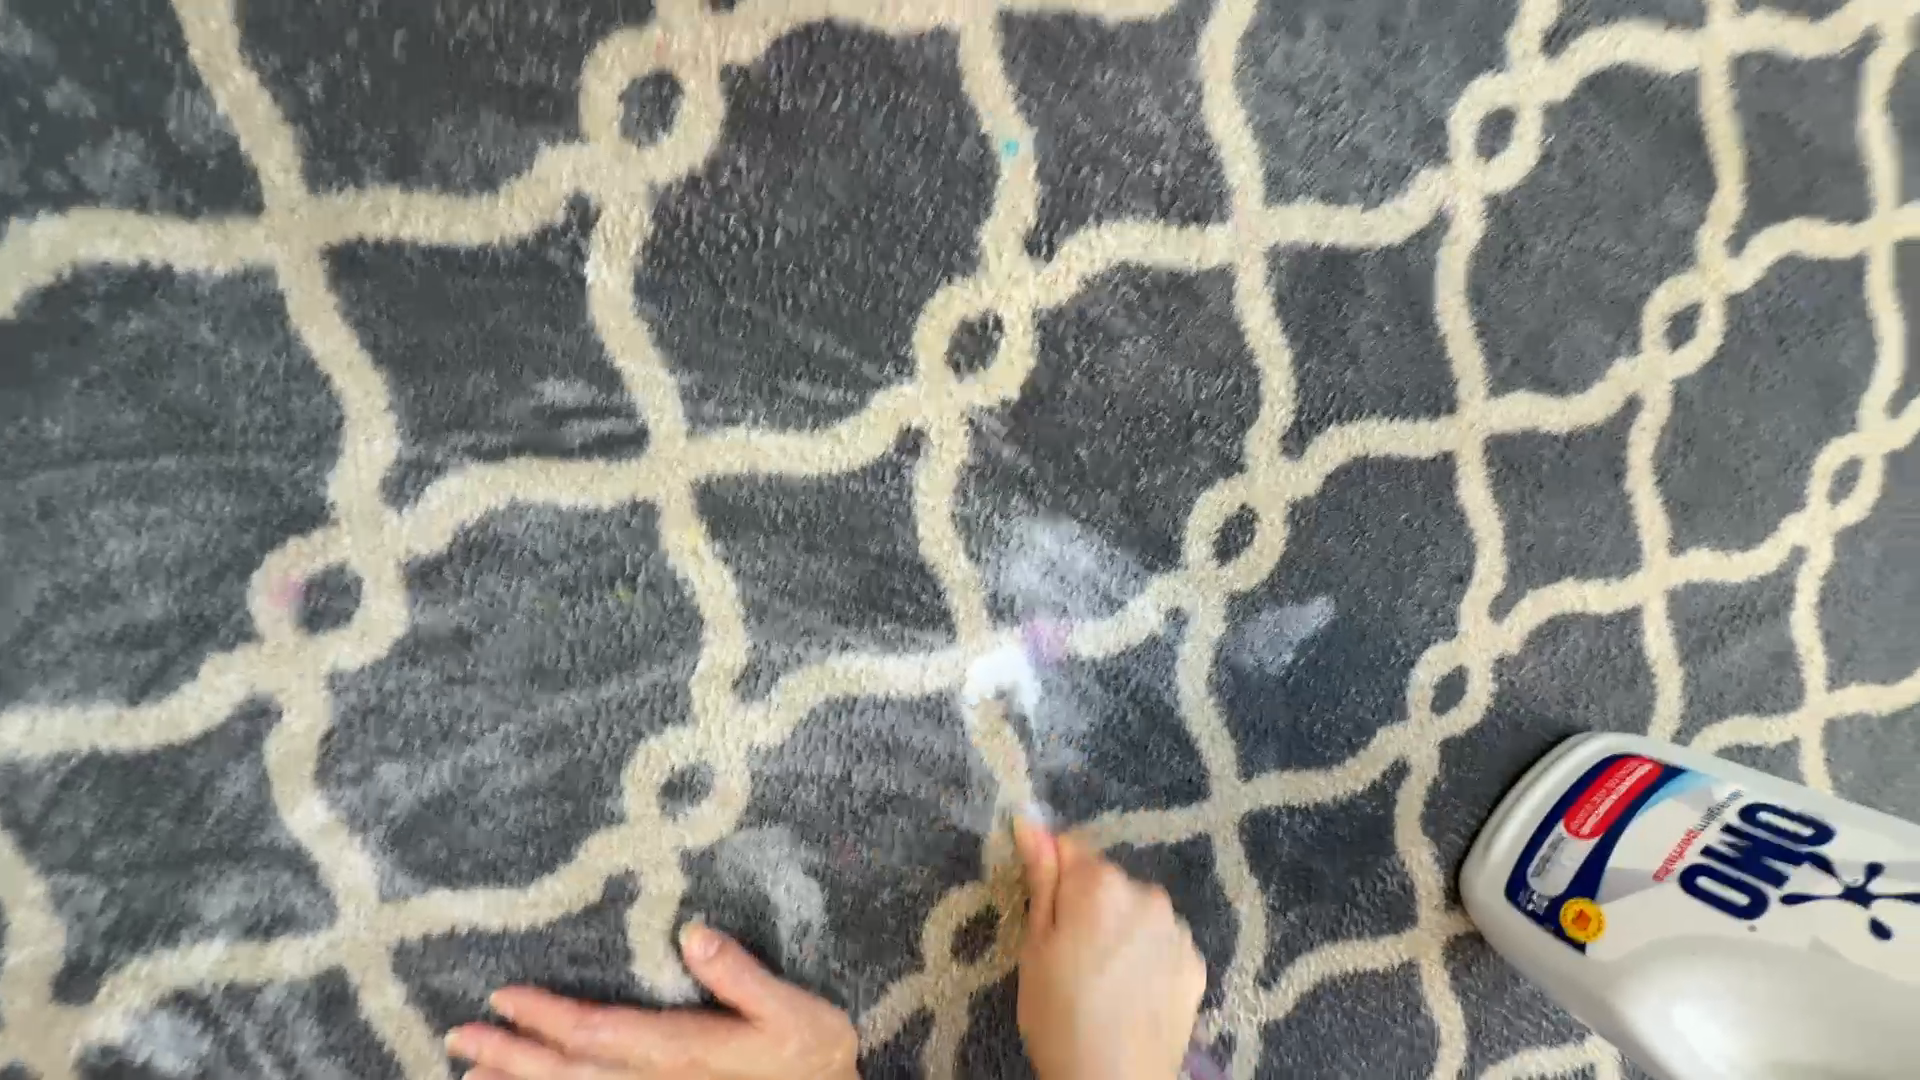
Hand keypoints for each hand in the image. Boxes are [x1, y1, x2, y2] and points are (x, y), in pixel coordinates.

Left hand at [444, 922, 858, 1079]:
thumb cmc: (809, 1051)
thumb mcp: (788, 1006)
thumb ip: (740, 973)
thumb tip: (691, 932)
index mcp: (682, 1050)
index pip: (597, 1032)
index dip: (546, 1016)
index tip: (503, 995)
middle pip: (571, 1071)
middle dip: (511, 1055)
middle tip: (461, 1036)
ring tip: (476, 1072)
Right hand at [1013, 819, 1206, 1079]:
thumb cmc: (1059, 1014)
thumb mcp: (1035, 944)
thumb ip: (1041, 877)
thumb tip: (1029, 821)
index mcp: (1099, 882)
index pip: (1070, 848)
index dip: (1054, 877)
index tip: (1048, 914)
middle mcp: (1145, 892)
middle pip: (1106, 880)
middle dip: (1089, 903)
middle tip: (1072, 955)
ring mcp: (1176, 928)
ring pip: (1136, 910)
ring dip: (1122, 927)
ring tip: (1105, 978)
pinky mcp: (1196, 962)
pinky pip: (1162, 940)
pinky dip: (1148, 955)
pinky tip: (1134, 991)